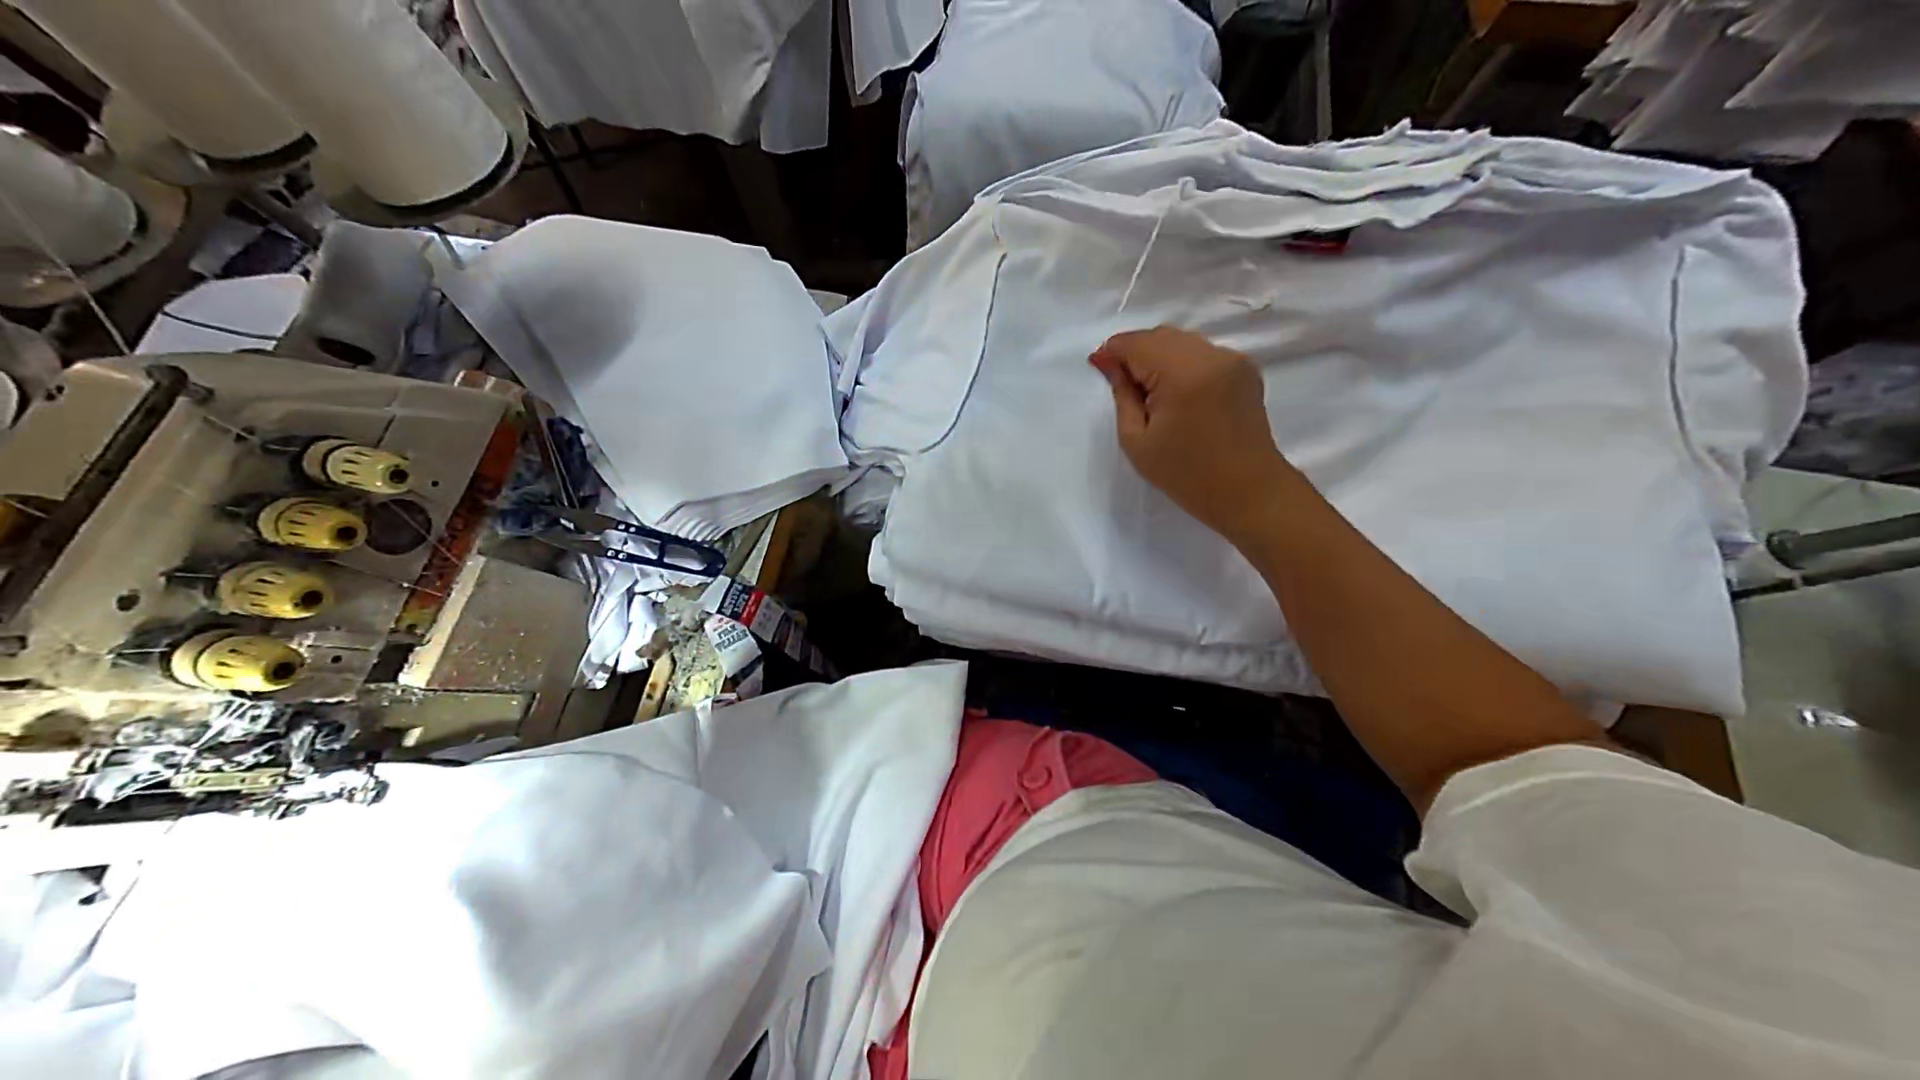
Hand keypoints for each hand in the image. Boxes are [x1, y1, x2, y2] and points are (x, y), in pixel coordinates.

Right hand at [1090, 326, 1294, 542]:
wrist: (1249, 492)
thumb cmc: (1186, 475)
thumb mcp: (1137, 440)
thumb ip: (1122, 394)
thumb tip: (1109, 362)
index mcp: (1182, 373)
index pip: (1137, 343)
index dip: (1113, 351)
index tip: (1098, 366)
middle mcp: (1211, 356)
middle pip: (1161, 336)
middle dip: (1136, 353)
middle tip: (1122, 386)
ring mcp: (1233, 359)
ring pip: (1183, 342)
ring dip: (1159, 357)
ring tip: (1151, 393)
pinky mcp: (1245, 369)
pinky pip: (1203, 353)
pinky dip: (1183, 364)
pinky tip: (1178, 394)